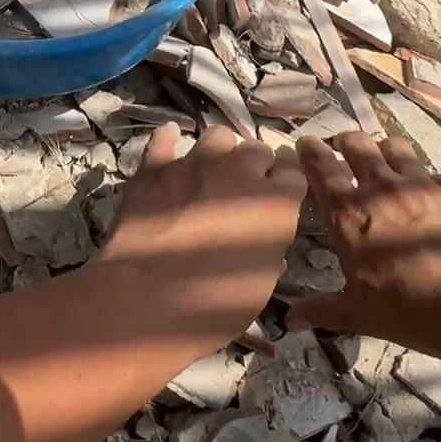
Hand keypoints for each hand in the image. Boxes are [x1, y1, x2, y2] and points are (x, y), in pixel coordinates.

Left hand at [91, 124, 306, 343]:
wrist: (147, 298)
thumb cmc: (214, 305)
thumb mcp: (261, 284)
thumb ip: (268, 248)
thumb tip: (264, 236)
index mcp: (273, 203)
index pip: (293, 173)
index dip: (285, 184)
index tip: (279, 195)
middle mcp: (237, 173)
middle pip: (256, 150)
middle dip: (255, 165)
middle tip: (244, 186)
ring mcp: (193, 165)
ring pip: (217, 136)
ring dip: (220, 150)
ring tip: (212, 168)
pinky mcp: (154, 169)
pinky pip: (163, 140)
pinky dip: (168, 139)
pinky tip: (170, 139)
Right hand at [285, 133, 440, 364]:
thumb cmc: (412, 314)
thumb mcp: (359, 315)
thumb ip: (321, 310)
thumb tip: (289, 322)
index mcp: (348, 214)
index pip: (319, 167)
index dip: (309, 150)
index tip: (306, 144)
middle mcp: (381, 190)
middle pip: (356, 144)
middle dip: (345, 142)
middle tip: (344, 150)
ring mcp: (421, 187)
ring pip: (395, 147)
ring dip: (384, 151)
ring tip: (385, 164)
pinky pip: (432, 174)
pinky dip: (423, 179)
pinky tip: (427, 197)